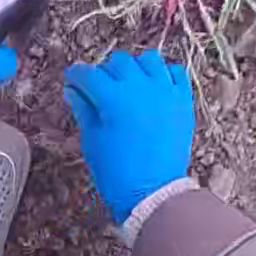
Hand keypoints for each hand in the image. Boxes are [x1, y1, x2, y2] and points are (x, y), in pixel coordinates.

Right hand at [63, 49, 194, 222]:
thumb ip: (84, 111)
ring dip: (135, 68)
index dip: (76, 76)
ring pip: (148, 60)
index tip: (72, 81)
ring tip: (129, 86)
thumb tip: (73, 91)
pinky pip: (174, 73)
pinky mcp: (183, 101)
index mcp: (113, 98)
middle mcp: (141, 88)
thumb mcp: (93, 142)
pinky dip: (162, 75)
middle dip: (105, 72)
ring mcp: (165, 92)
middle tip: (99, 90)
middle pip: (119, 62)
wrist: (154, 194)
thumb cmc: (117, 173)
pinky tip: (153, 88)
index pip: (89, 74)